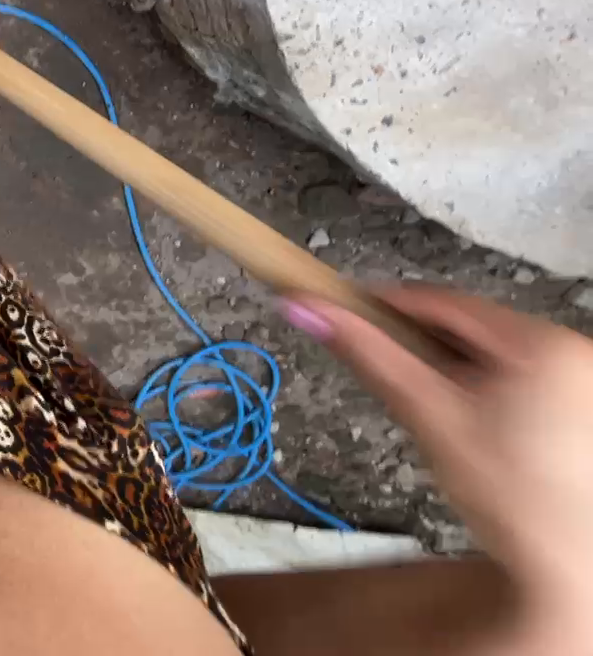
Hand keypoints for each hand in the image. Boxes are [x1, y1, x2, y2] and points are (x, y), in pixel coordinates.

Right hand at [284, 287, 592, 639]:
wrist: (574, 569)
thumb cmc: (513, 494)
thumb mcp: (422, 410)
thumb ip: (361, 349)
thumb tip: (301, 306)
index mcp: (541, 344)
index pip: (434, 299)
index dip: (377, 305)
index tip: (335, 315)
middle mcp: (573, 352)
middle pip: (459, 325)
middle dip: (414, 345)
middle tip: (386, 376)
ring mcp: (582, 380)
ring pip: (480, 349)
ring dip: (441, 365)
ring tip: (429, 406)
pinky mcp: (580, 404)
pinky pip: (508, 371)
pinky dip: (472, 383)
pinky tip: (466, 419)